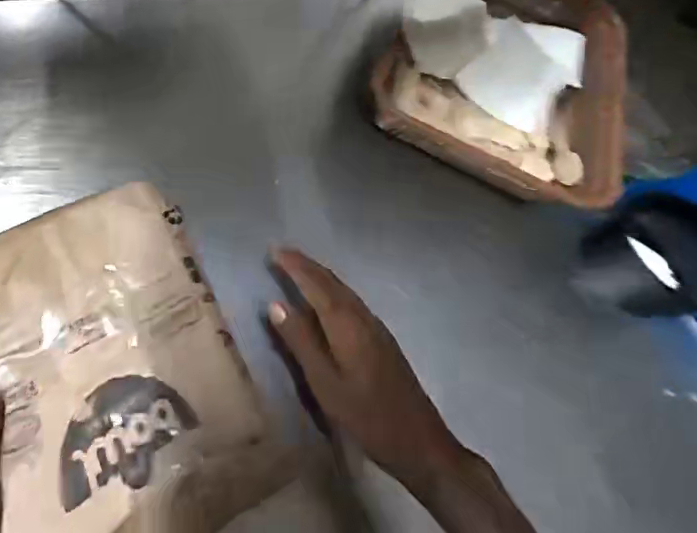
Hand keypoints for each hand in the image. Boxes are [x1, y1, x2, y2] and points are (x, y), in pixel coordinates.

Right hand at [265, 247, 461, 484]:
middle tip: (280, 253)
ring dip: (319, 275)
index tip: (272, 249)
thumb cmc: (368, 417)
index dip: (294, 265)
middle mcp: (363, 318)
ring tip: (298, 268)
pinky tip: (326, 299)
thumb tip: (274, 303)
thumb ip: (300, 341)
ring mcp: (376, 328)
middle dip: (305, 264)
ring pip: (343, 290)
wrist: (423, 446)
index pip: (315, 284)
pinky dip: (332, 289)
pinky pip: (351, 301)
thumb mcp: (325, 383)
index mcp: (346, 324)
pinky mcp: (383, 340)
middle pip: (331, 282)